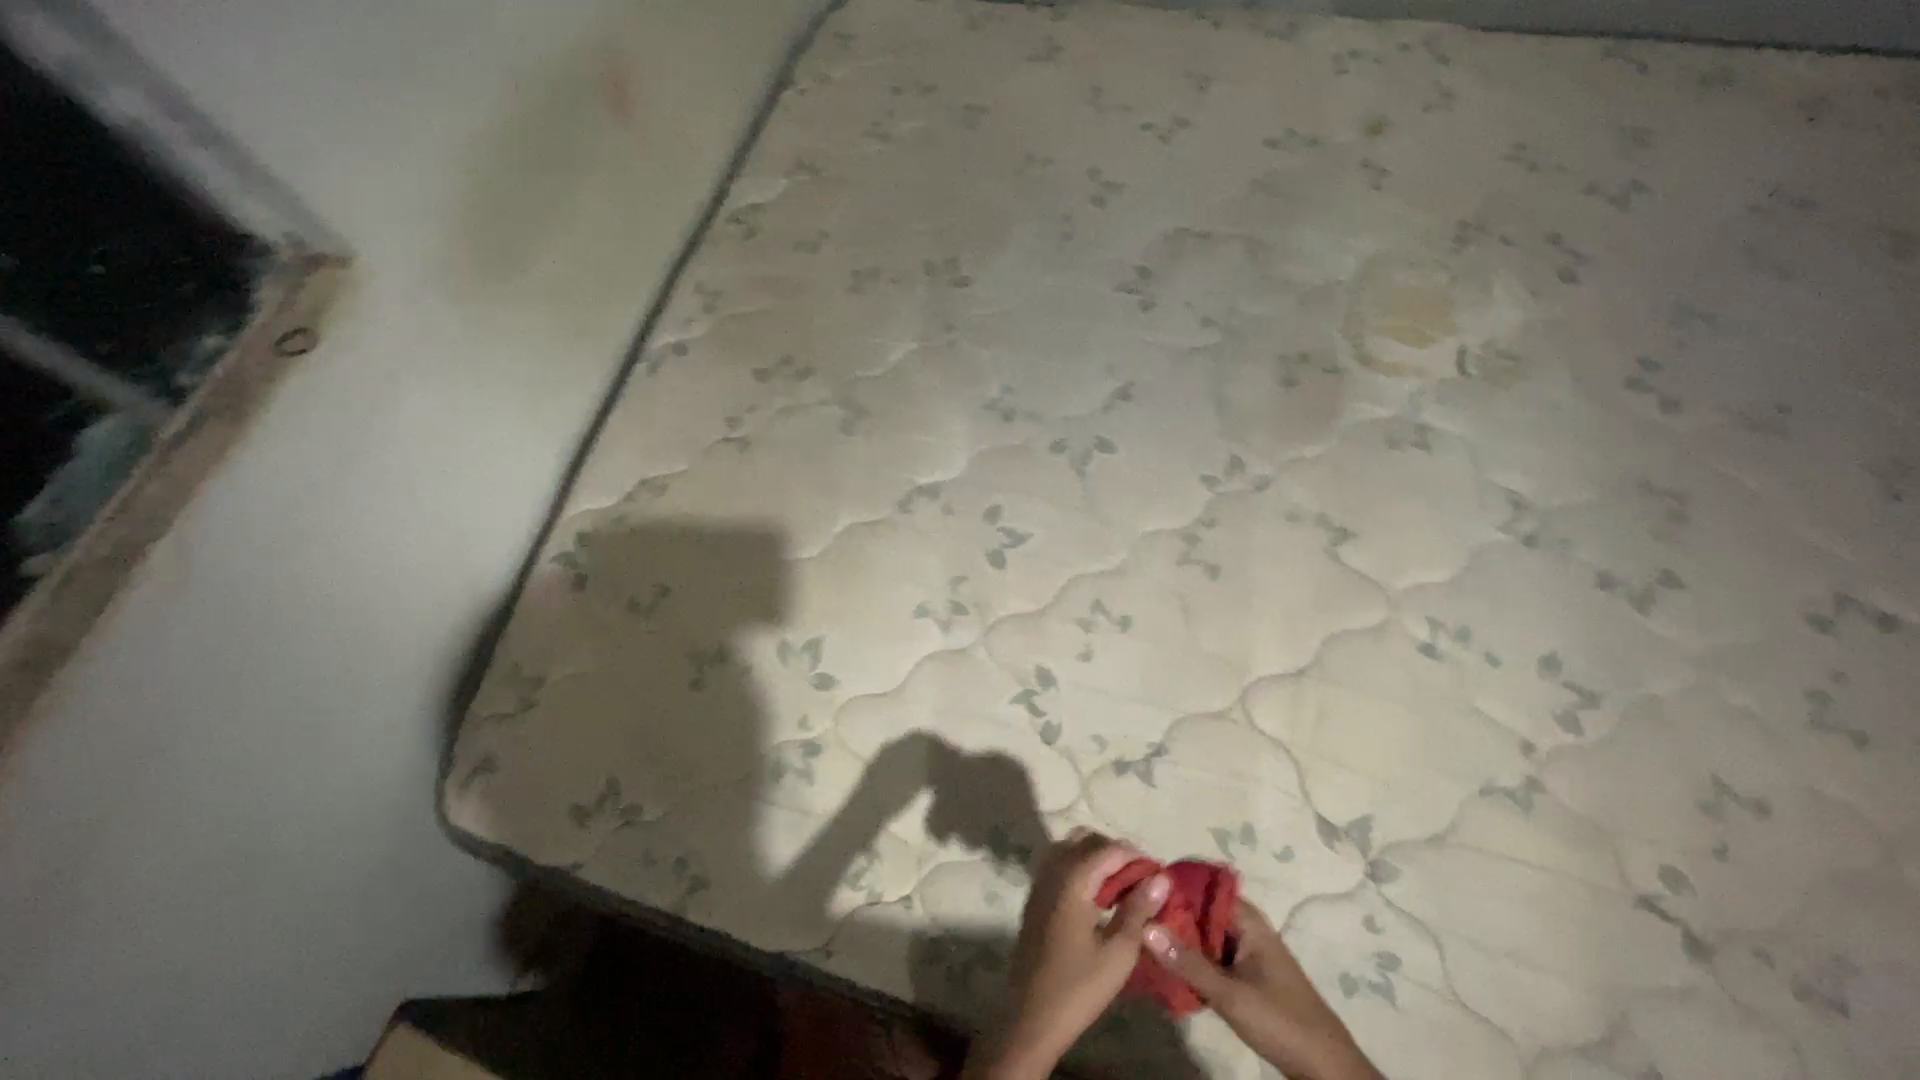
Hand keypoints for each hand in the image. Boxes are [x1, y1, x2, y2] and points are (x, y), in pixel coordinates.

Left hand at [963, 828, 1169, 1078]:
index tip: (1158, 875)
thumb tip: (1161, 877)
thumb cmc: (1079, 987)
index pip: (1108, 849)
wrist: (1031, 1017)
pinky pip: (1058, 867)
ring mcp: (1039, 885)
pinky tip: (1097, 897)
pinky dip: (1079, 869)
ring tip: (1122, 886)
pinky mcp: (1035, 901)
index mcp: (1072, 880)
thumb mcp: (1119, 951)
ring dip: (1095, 858)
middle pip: (1085, 840)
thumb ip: (1139, 909)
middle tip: (1141, 879)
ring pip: (1068, 850)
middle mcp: (1051, 873)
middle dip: (1115, 852)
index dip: (1136, 856)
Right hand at [1145, 903, 1383, 1079]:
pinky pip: (1211, 958)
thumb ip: (1187, 962)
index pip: (1206, 889)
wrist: (1325, 1067)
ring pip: (1205, 937)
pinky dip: (1191, 961)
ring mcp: (1248, 955)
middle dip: (1171, 915)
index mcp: (1249, 923)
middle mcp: (1248, 931)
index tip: (1139, 889)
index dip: (1174, 886)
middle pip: (1203, 912)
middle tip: (1133, 919)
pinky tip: (1166, 970)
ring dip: (1179, 940)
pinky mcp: (1246, 978)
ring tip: (1140, 941)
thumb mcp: (1230, 994)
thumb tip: (1145, 926)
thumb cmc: (1280, 1021)